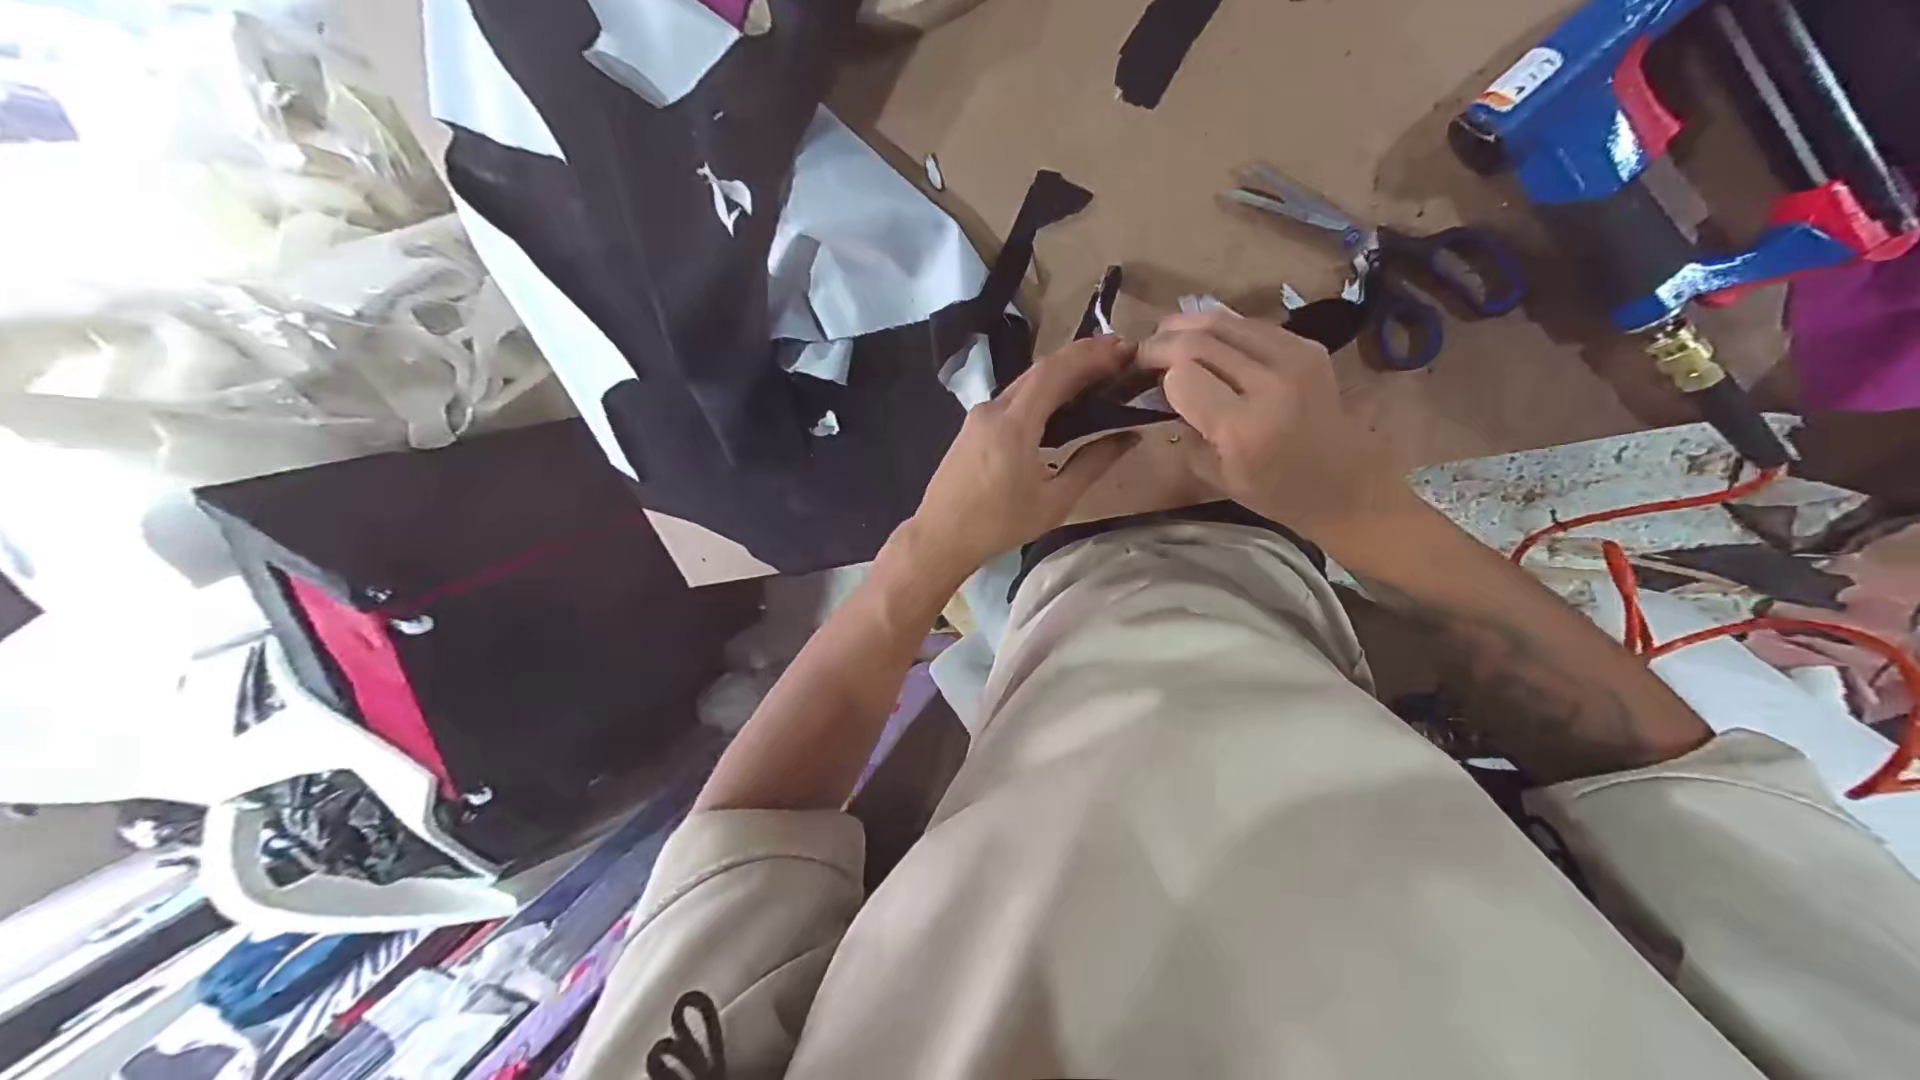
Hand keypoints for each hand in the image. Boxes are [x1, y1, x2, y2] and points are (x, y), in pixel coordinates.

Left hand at [905, 336, 1140, 576]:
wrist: (941, 536)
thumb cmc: (999, 525)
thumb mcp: (1054, 501)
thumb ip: (1092, 464)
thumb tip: (1129, 437)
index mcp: (1013, 425)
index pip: (1054, 372)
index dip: (1091, 355)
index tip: (1125, 349)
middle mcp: (993, 410)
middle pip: (1041, 370)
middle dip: (1081, 357)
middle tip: (1120, 357)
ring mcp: (978, 416)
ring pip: (1026, 382)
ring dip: (1061, 373)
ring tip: (1099, 374)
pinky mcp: (973, 426)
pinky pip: (1013, 398)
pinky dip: (1042, 391)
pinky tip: (1062, 400)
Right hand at [1137, 311, 1409, 542]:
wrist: (1347, 483)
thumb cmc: (1274, 492)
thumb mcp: (1215, 473)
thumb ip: (1185, 428)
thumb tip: (1162, 391)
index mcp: (1243, 426)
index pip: (1181, 375)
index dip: (1156, 374)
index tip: (1139, 380)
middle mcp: (1269, 383)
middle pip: (1198, 340)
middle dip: (1161, 342)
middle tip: (1142, 355)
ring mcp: (1293, 358)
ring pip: (1221, 320)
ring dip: (1185, 326)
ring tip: (1166, 340)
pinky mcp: (1306, 345)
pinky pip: (1248, 324)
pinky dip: (1218, 328)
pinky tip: (1204, 342)